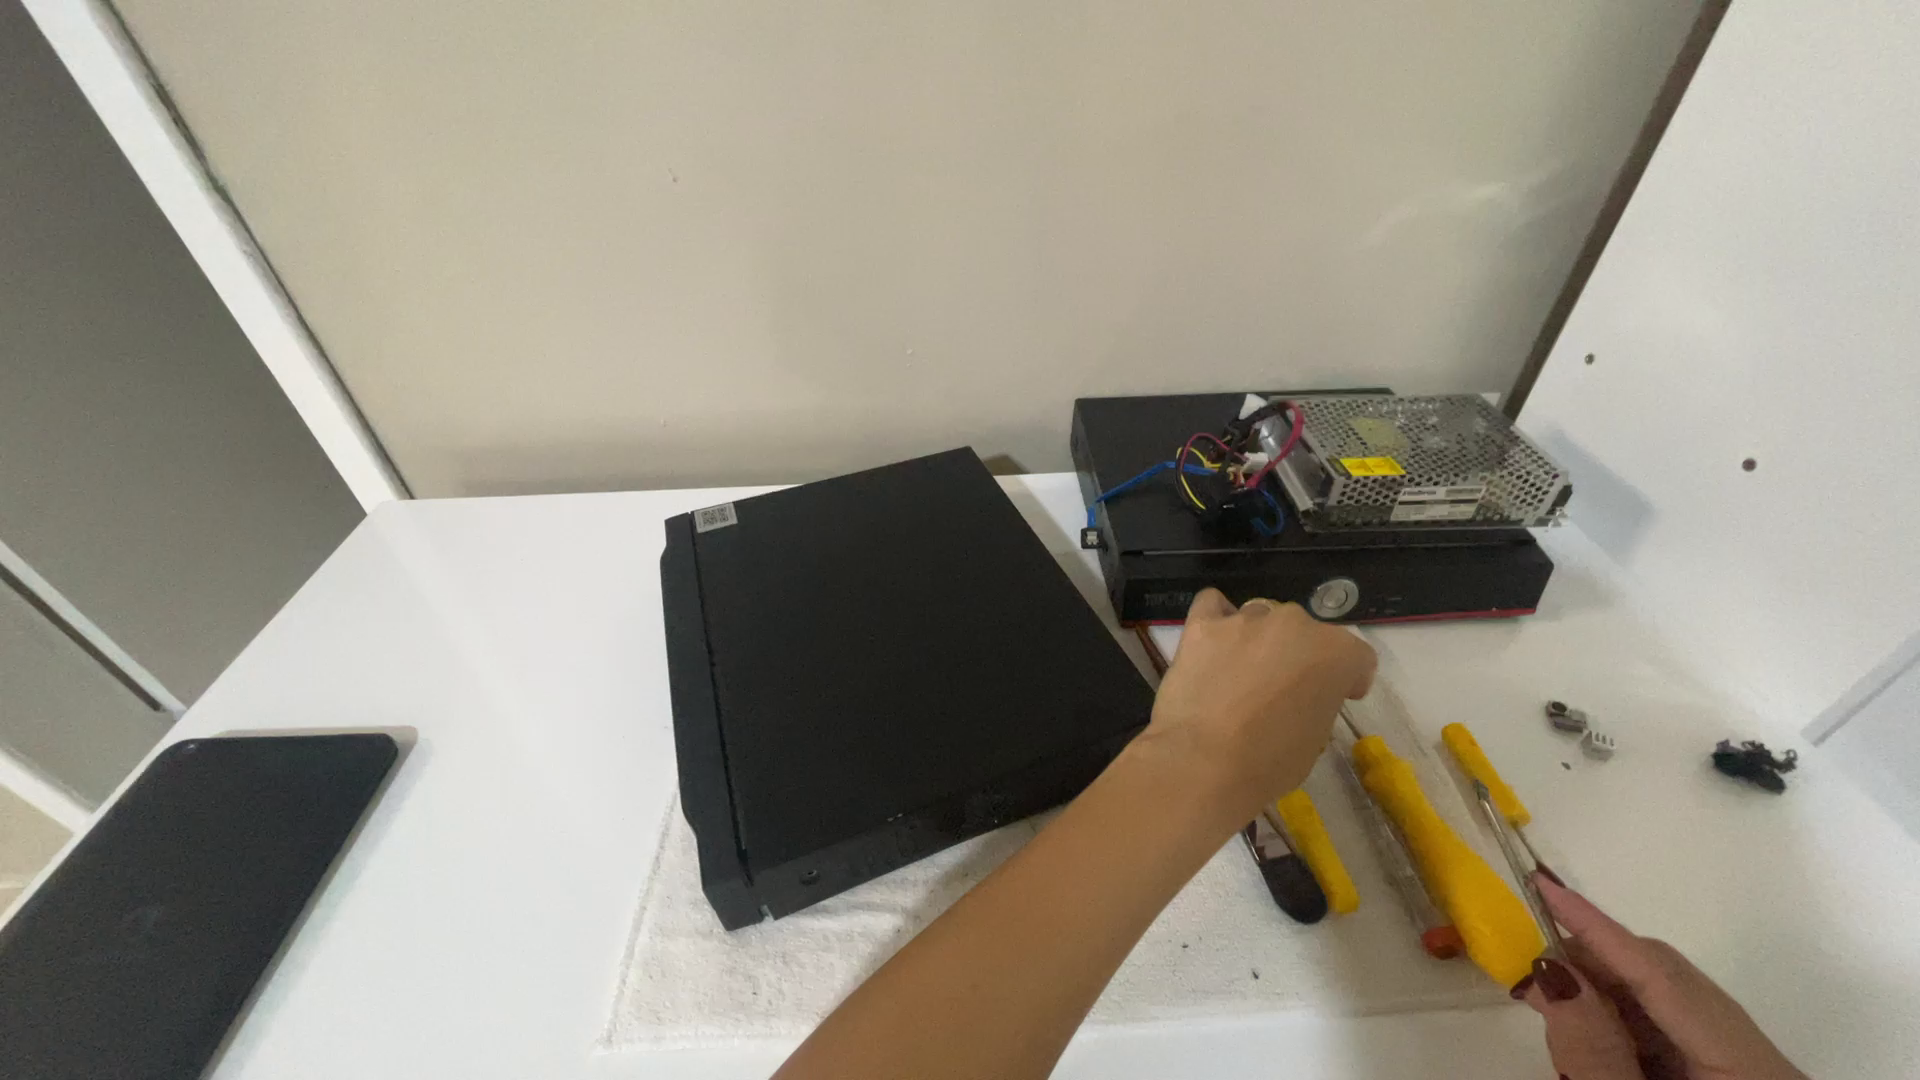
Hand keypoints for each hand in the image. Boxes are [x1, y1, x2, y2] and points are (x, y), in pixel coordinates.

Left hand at [1136, 589, 1375, 823]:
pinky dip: (1216, 617)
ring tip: (1241, 672)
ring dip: (1259, 639)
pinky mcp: (1202, 625)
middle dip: (1298, 657)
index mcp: (1336, 653)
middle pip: (1304, 632)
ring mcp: (1245, 620)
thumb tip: (1298, 698)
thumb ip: (1317, 701)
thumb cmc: (1269, 763)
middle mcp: (1294, 624)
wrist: (1204, 761)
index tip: (1335, 697)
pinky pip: (1213, 604)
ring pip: (1261, 618)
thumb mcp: (1316, 738)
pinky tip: (1213, 641)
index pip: (1355, 656)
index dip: (1347, 679)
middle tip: (1280, 690)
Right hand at [1514, 875, 1807, 1079]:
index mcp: (1752, 1071)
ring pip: (1663, 1003)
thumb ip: (1592, 1051)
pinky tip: (1583, 1033)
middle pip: (1664, 980)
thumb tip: (1550, 970)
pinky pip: (1669, 1030)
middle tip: (1522, 961)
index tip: (1539, 882)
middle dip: (1589, 962)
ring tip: (1541, 999)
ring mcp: (1752, 1072)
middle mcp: (1764, 1063)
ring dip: (1597, 994)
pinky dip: (1617, 1023)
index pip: (1661, 974)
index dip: (1596, 926)